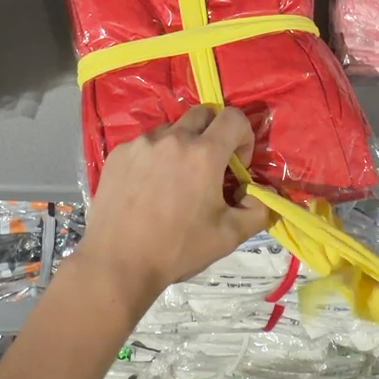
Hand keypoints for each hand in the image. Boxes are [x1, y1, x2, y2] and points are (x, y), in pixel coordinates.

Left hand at [78, 106, 273, 306]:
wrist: (117, 264)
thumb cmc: (177, 249)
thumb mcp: (228, 236)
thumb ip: (257, 211)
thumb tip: (261, 195)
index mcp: (204, 153)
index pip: (234, 118)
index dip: (243, 137)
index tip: (237, 165)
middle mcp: (173, 138)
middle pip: (203, 115)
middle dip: (214, 134)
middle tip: (209, 167)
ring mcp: (142, 143)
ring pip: (172, 130)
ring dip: (182, 146)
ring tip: (175, 182)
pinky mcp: (119, 153)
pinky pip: (145, 144)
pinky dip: (155, 158)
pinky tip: (148, 189)